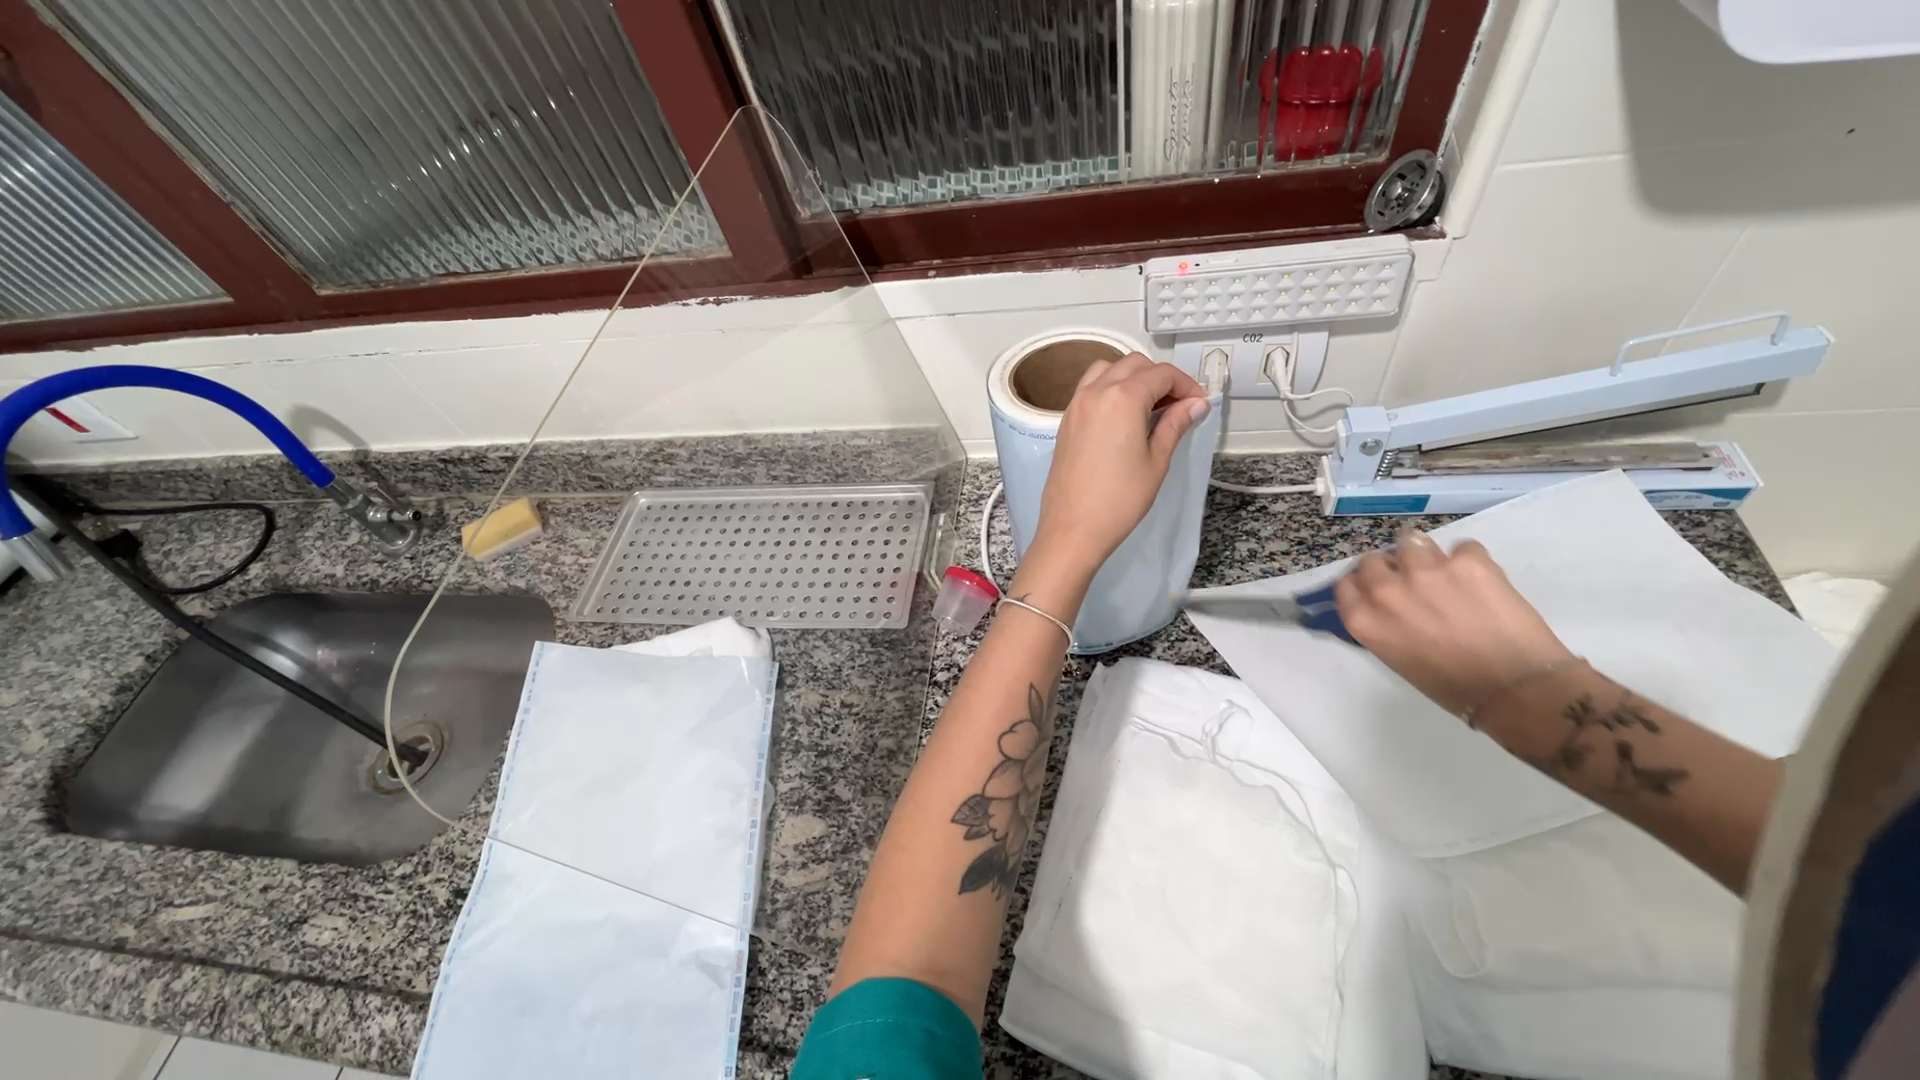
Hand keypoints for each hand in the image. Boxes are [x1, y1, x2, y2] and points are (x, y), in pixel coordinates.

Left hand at [1028, 354, 1209, 578]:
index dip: (1186, 385)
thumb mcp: (1156, 461)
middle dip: (1161, 378)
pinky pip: (1090, 388)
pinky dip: (1110, 389)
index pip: (1162, 374)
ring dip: (1132, 378)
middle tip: (1178, 406)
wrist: (1072, 529)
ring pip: (1108, 369)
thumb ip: (1175, 425)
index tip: (1198, 404)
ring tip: (1150, 407)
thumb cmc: (1119, 500)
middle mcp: (1096, 392)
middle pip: (1134, 364)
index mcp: (1122, 398)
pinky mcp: (1066, 421)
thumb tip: (1196, 404)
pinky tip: (1124, 416)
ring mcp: (1076, 404)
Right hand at [1334, 530, 1574, 716]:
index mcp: (1365, 619)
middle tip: (1412, 583)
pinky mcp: (1467, 561)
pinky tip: (1480, 582)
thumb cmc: (1450, 685)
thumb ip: (1383, 622)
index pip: (1346, 583)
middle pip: (1374, 559)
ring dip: (1424, 555)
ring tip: (1445, 574)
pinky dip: (1469, 560)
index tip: (1378, 591)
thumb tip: (1389, 603)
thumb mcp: (1396, 656)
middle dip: (1390, 568)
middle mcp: (1387, 590)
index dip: (1363, 585)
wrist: (1514, 688)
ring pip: (1411, 541)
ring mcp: (1427, 571)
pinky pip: (1462, 546)